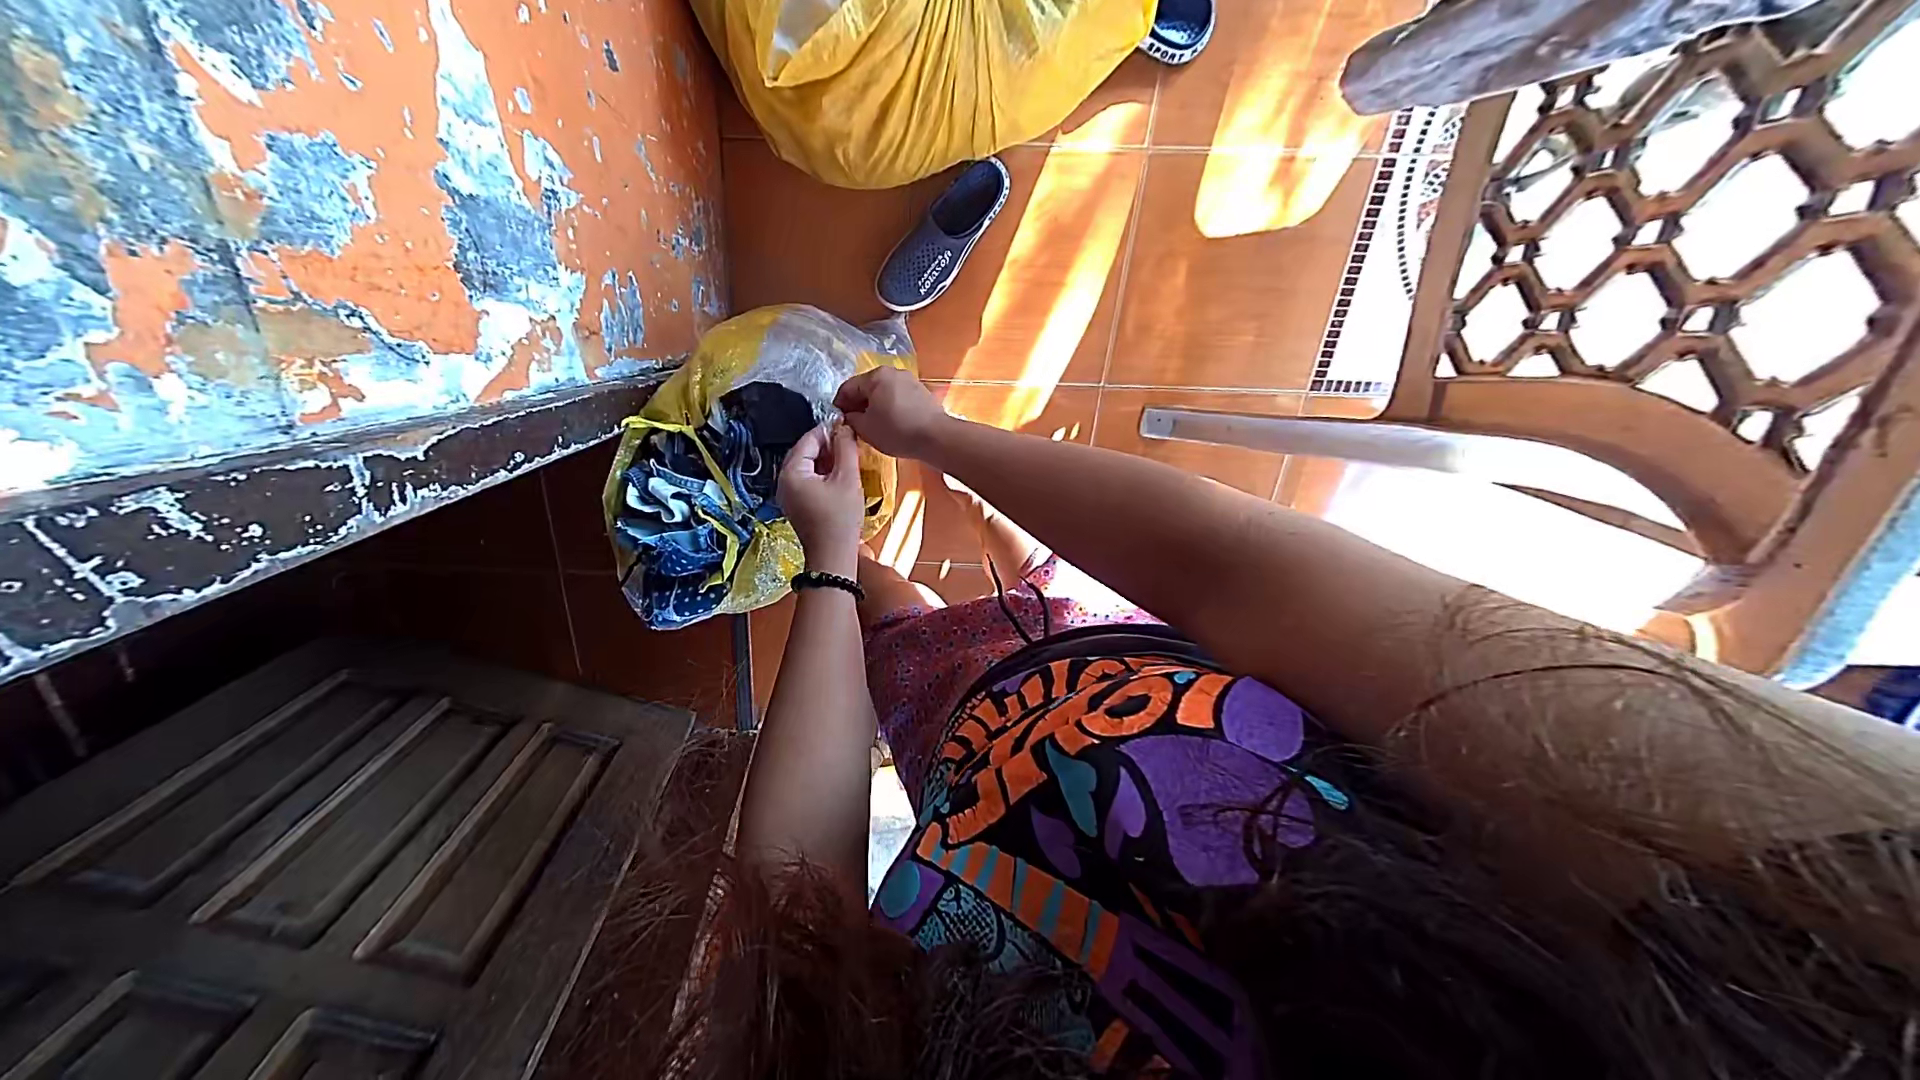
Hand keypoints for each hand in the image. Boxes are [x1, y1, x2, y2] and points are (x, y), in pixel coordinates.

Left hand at [778, 422, 864, 576]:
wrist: (833, 556)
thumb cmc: (840, 519)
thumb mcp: (848, 478)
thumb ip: (846, 448)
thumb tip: (844, 428)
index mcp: (791, 472)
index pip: (808, 440)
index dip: (829, 431)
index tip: (847, 427)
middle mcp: (783, 481)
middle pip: (804, 452)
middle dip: (826, 445)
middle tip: (849, 443)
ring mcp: (787, 495)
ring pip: (806, 467)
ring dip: (826, 460)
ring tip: (847, 459)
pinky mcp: (796, 505)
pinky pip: (807, 481)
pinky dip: (822, 474)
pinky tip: (839, 477)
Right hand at [834, 367, 954, 458]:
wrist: (936, 437)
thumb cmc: (897, 431)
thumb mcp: (866, 428)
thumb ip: (851, 419)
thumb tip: (849, 416)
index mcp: (876, 376)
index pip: (848, 387)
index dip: (839, 404)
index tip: (838, 419)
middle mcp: (893, 372)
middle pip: (867, 387)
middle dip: (858, 405)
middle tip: (853, 424)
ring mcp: (910, 381)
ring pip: (883, 392)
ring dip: (874, 406)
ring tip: (872, 426)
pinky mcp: (922, 392)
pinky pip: (898, 397)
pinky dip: (890, 408)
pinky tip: (891, 424)